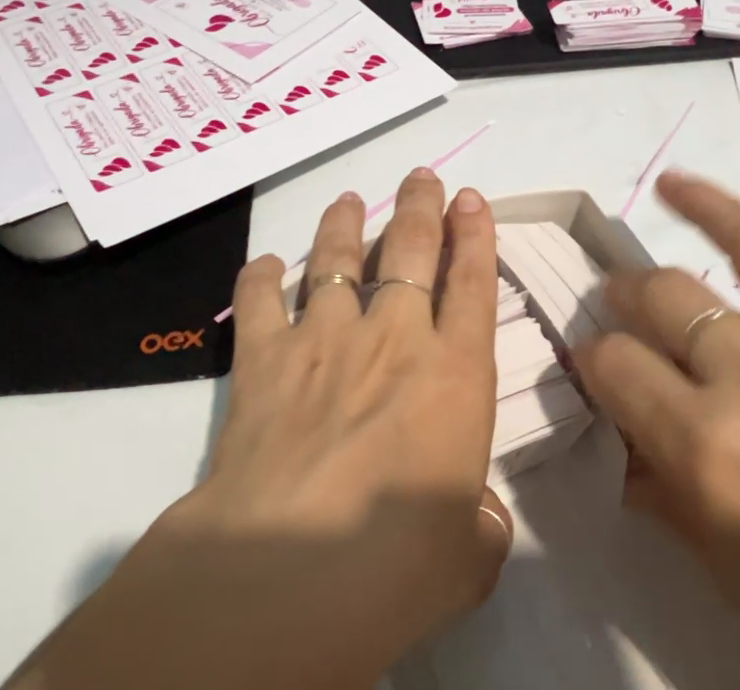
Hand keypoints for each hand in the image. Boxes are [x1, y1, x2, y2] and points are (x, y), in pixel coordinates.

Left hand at [13, 169, 510, 689]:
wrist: (297, 561)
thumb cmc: (403, 559)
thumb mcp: (471, 554)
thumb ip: (479, 524)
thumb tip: (477, 518)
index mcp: (455, 376)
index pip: (473, 286)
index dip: (476, 237)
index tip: (471, 199)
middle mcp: (392, 340)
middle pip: (410, 253)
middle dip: (419, 208)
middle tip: (420, 177)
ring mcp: (325, 341)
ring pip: (337, 261)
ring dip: (345, 225)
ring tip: (348, 199)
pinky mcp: (264, 359)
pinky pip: (260, 302)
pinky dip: (261, 278)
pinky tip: (266, 263)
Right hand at [576, 166, 739, 689]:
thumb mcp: (732, 581)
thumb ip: (672, 503)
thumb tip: (628, 456)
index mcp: (705, 445)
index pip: (613, 366)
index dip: (592, 360)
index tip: (596, 365)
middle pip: (664, 296)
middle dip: (627, 291)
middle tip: (622, 296)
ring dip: (701, 205)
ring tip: (672, 186)